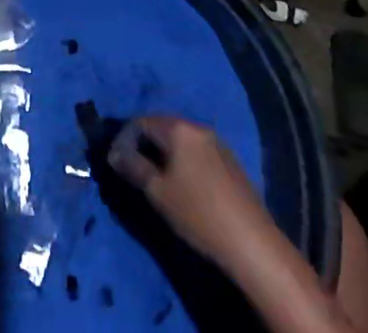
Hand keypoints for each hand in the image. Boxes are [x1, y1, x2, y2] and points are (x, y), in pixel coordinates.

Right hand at [107, 115, 280, 270]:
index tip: (115, 162)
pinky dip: (180, 159)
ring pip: (179, 139)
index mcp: (179, 129)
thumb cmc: (198, 213)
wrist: (253, 244)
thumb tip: (114, 154)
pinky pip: (195, 150)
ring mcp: (217, 144)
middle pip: (161, 126)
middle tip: (130, 167)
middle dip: (142, 143)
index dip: (122, 139)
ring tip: (152, 176)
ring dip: (161, 152)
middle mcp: (198, 129)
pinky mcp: (229, 162)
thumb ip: (132, 166)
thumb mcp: (157, 191)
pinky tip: (179, 182)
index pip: (140, 122)